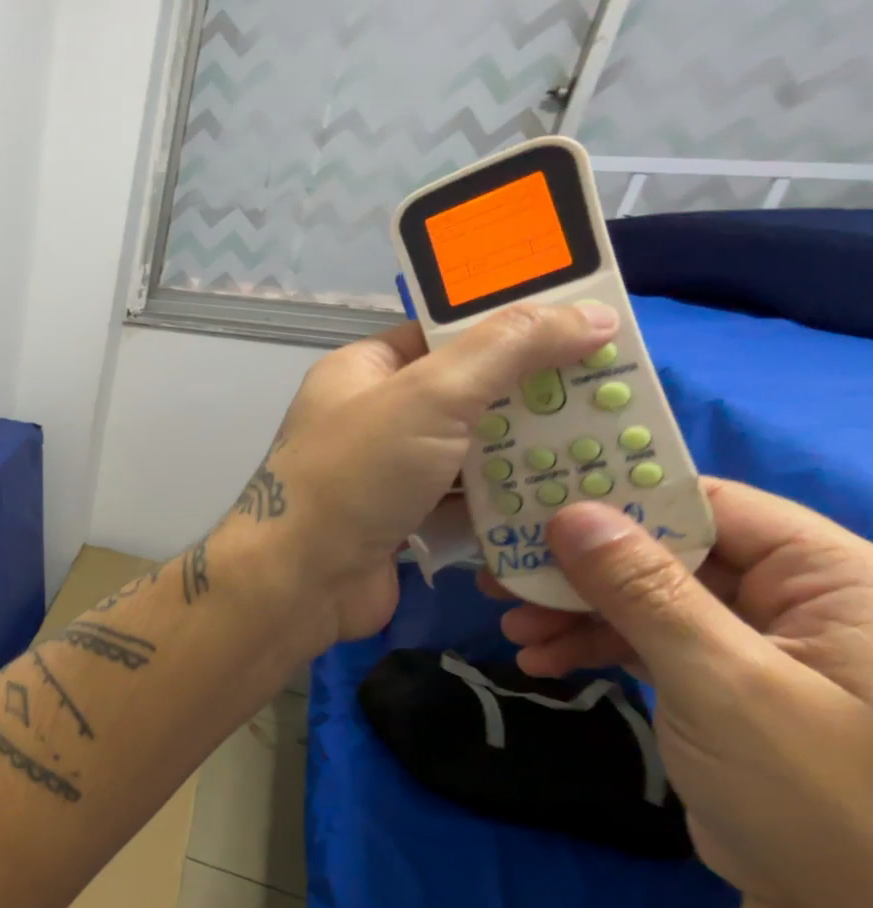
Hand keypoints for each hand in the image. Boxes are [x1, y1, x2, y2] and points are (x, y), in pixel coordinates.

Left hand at [252, 303, 618, 641]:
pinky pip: (466, 501)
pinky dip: (509, 500)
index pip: (444, 332)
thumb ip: (509, 349)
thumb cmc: (355, 476)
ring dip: (531, 451)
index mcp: (362, 371)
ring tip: (616, 444)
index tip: (594, 326)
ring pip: (472, 450)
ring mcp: (385, 472)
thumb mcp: (431, 395)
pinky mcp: (401, 521)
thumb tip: (593, 313)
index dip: (514, 325)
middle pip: (468, 392)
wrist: (297, 580)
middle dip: (536, 395)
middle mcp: (370, 416)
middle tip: (623, 392)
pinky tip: (572, 498)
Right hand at [488, 479, 872, 907]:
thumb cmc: (812, 788)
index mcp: (836, 581)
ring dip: (574, 610)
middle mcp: (801, 601)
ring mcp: (758, 644)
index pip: (718, 509)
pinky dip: (590, 646)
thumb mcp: (723, 681)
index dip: (624, 500)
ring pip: (647, 598)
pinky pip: (644, 641)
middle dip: (582, 566)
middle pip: (670, 553)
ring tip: (512, 628)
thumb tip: (572, 513)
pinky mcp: (720, 683)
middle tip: (502, 570)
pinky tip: (540, 661)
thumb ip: (645, 591)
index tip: (535, 503)